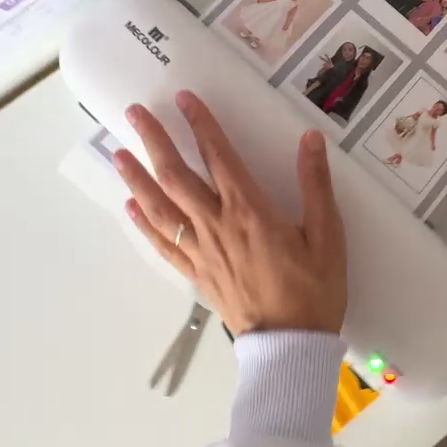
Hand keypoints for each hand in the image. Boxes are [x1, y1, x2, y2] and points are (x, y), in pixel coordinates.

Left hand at [114, 93, 346, 336]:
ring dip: (138, 178)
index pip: (219, 156)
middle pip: (177, 176)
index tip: (184, 98)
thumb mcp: (327, 235)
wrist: (290, 348)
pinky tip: (131, 206)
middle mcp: (217, 225)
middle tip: (135, 112)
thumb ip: (316, 185)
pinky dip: (144, 223)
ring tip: (119, 153)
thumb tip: (311, 139)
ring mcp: (201, 251)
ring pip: (161, 208)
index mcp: (250, 211)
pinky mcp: (196, 274)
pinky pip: (163, 244)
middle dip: (156, 141)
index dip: (202, 124)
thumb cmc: (313, 289)